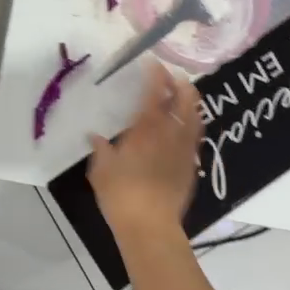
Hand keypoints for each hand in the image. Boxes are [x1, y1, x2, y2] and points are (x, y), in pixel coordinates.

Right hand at [87, 60, 203, 244]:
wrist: (150, 227)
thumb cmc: (120, 196)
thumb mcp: (101, 171)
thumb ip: (101, 149)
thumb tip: (95, 135)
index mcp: (144, 132)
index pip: (154, 96)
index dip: (156, 77)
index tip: (154, 63)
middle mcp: (168, 136)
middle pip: (182, 102)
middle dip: (180, 85)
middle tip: (174, 75)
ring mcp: (183, 151)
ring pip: (194, 118)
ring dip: (191, 102)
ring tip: (185, 94)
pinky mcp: (190, 167)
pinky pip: (195, 138)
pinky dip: (193, 125)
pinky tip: (188, 125)